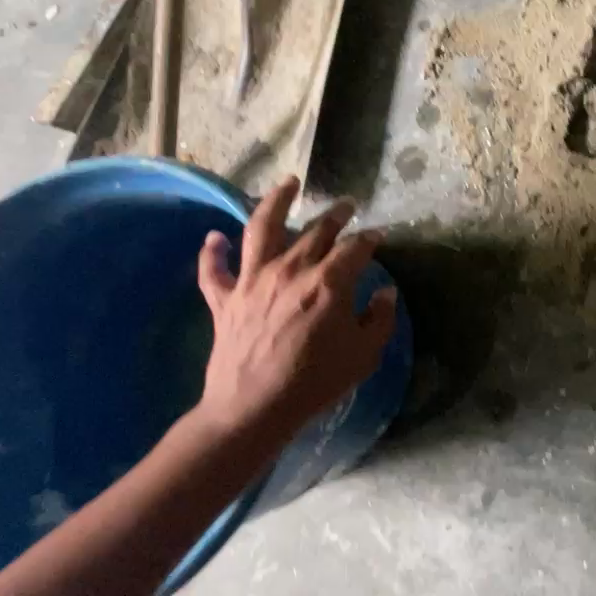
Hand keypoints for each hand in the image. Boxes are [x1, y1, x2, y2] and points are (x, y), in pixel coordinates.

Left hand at [192, 176, 398, 442]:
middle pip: (317, 230)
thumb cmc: (315, 382)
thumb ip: (379, 319)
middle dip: (337, 215)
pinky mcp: (225, 301)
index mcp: (329, 282)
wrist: (252, 410)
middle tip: (347, 206)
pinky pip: (213, 271)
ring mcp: (253, 282)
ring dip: (276, 202)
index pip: (356, 247)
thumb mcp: (364, 354)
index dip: (371, 238)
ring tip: (288, 184)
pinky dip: (212, 253)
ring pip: (262, 229)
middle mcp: (291, 270)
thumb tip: (384, 293)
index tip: (379, 236)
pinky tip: (213, 237)